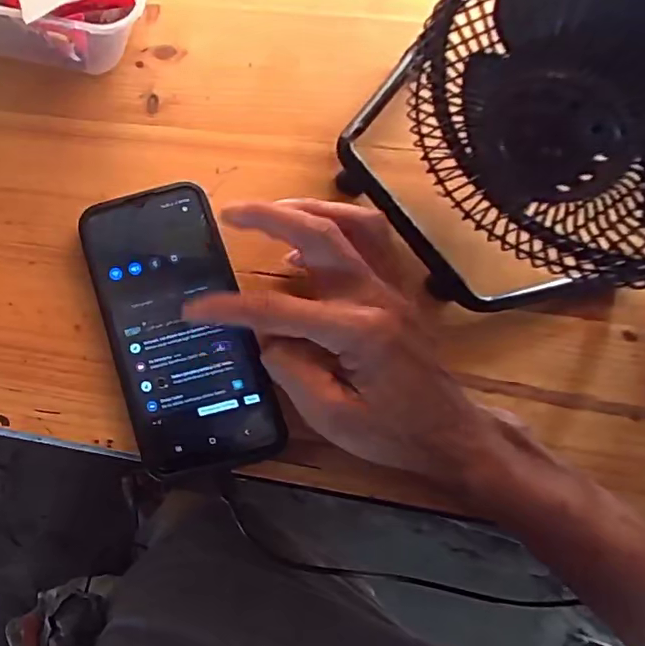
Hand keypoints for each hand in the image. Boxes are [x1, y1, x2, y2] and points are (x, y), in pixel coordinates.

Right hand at [183, 199, 509, 488]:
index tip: (193, 309)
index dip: (229, 307)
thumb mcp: (329, 415)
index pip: (277, 310)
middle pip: (322, 236)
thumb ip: (290, 369)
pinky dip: (335, 228)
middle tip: (230, 213)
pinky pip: (370, 240)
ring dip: (308, 210)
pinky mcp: (397, 289)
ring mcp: (392, 288)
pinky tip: (301, 249)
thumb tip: (265, 336)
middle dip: (270, 218)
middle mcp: (376, 297)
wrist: (451, 435)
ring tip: (270, 212)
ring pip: (355, 224)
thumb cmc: (391, 432)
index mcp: (357, 331)